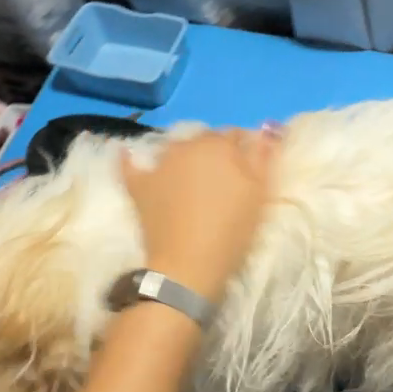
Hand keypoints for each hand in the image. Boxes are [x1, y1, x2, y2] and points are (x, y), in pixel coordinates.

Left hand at [120, 128, 279, 303]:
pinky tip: (127, 154)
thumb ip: (263, 154)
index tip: (251, 170)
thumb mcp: (260, 191)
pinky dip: (130, 160)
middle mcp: (186, 146)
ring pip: (175, 149)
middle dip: (216, 152)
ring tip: (194, 179)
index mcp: (218, 145)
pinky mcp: (139, 187)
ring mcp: (159, 165)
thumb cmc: (231, 229)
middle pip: (205, 140)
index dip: (245, 150)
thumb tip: (266, 125)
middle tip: (226, 179)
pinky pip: (130, 166)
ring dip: (185, 156)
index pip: (236, 135)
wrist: (189, 266)